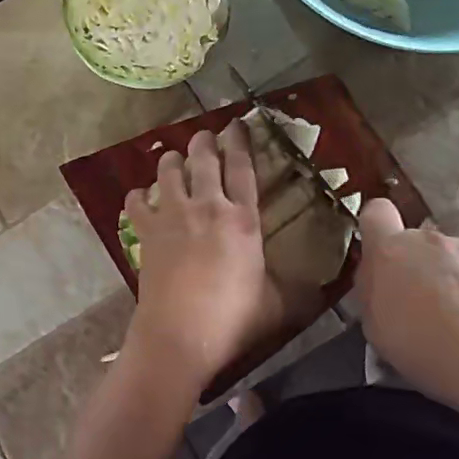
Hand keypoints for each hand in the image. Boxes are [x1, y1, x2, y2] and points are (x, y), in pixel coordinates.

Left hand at [124, 124, 292, 390]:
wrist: (181, 332)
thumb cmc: (233, 318)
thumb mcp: (277, 303)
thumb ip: (295, 288)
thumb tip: (321, 288)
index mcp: (243, 219)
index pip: (243, 168)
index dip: (241, 143)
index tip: (237, 125)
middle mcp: (207, 207)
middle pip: (204, 161)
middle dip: (204, 142)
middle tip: (204, 136)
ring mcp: (173, 217)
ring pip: (169, 172)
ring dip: (171, 160)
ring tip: (173, 157)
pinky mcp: (146, 233)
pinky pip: (137, 203)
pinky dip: (138, 196)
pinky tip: (140, 196)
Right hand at [355, 199, 458, 435]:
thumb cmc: (427, 347)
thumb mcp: (376, 328)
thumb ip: (373, 293)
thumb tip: (380, 281)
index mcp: (391, 250)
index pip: (375, 212)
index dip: (377, 230)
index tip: (379, 257)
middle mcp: (432, 240)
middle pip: (419, 244)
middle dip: (418, 268)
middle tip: (423, 308)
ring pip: (456, 260)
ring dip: (455, 282)